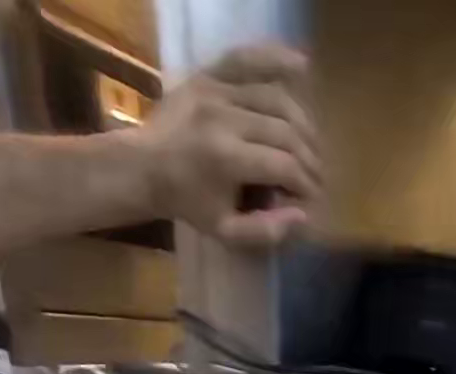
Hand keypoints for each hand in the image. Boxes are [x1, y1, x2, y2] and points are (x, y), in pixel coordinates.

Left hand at [127, 44, 319, 247]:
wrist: (141, 166)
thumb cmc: (188, 204)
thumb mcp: (225, 231)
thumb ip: (265, 230)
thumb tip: (303, 214)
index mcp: (226, 157)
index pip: (286, 166)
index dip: (307, 184)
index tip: (311, 197)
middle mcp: (224, 117)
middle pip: (287, 133)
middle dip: (309, 160)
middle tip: (314, 177)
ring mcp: (215, 90)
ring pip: (278, 101)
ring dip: (303, 126)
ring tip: (310, 148)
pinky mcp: (208, 75)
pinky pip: (246, 59)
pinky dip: (275, 59)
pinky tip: (302, 66)